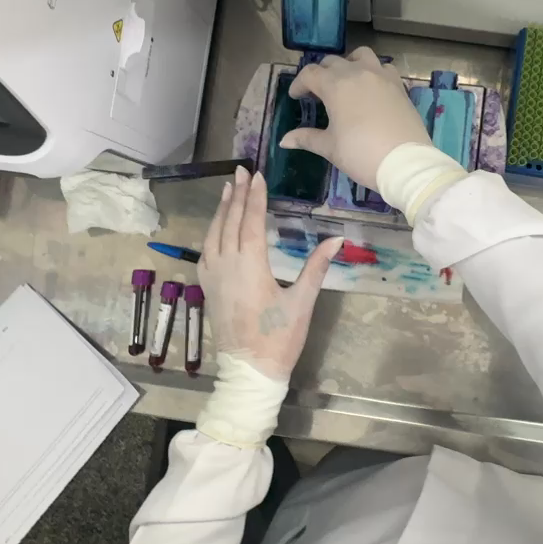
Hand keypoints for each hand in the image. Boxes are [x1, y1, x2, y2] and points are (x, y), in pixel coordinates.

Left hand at [198, 167, 342, 380]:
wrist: (250, 372)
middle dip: (238, 195)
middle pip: (231, 222)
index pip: (252, 222)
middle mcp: (227, 265)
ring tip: (228, 190)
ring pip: (214, 234)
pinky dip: (211, 232)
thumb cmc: (280, 338)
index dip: (256, 198)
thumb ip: (317, 267)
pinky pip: (206, 251)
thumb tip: (337, 239)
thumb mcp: (302, 302)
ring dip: (222, 210)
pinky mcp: (208, 288)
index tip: (259, 176)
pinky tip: (216, 227)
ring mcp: (213, 277)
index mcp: (250, 266)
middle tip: (242, 171)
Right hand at [280, 47, 434, 190]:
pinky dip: (373, 71)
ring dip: (348, 64)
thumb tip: (284, 140)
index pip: (310, 74)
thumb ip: (306, 138)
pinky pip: (382, 67)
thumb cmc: (361, 154)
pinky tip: (371, 88)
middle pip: (332, 62)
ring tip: (345, 81)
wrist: (405, 163)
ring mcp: (381, 76)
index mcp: (336, 86)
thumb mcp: (330, 148)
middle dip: (320, 74)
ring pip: (360, 56)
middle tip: (317, 93)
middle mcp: (357, 73)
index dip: (299, 84)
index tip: (295, 97)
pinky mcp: (398, 85)